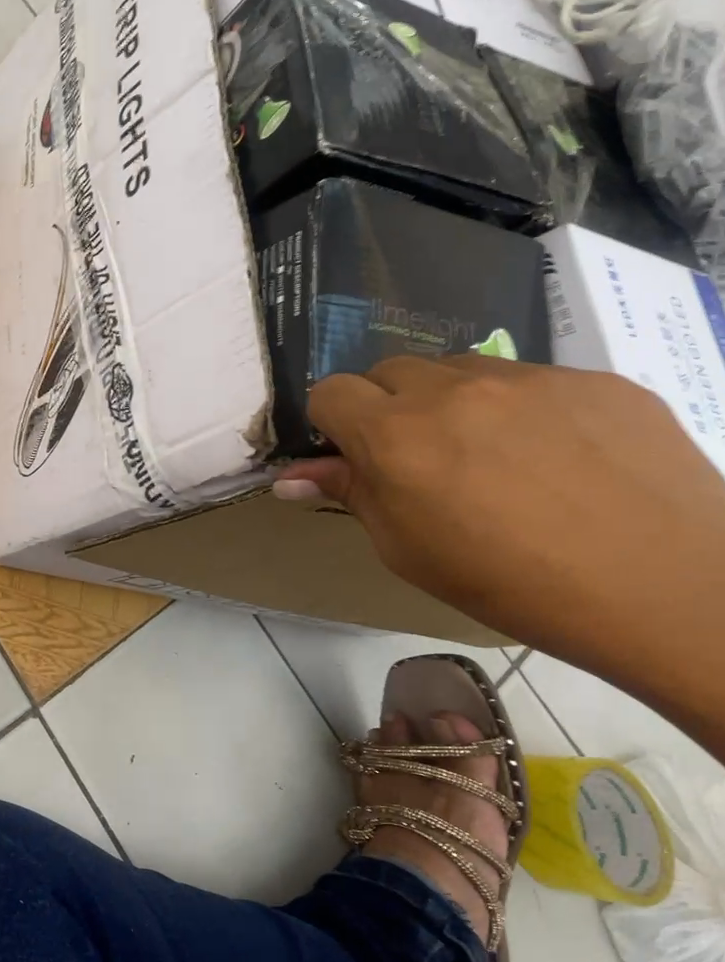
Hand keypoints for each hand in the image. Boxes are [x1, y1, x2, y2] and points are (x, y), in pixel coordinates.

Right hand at [277, 357, 724, 758]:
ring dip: (453, 400)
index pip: (329, 391)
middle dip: (388, 404)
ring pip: (461, 369)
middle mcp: (453, 392)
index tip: (351, 453)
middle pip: (390, 370)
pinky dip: (523, 408)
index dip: (332, 421)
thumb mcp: (406, 549)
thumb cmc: (511, 582)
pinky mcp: (597, 381)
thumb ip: (350, 494)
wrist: (670, 591)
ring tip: (491, 454)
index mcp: (394, 435)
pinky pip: (533, 380)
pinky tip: (557, 457)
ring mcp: (530, 380)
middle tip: (417, 455)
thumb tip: (291, 475)